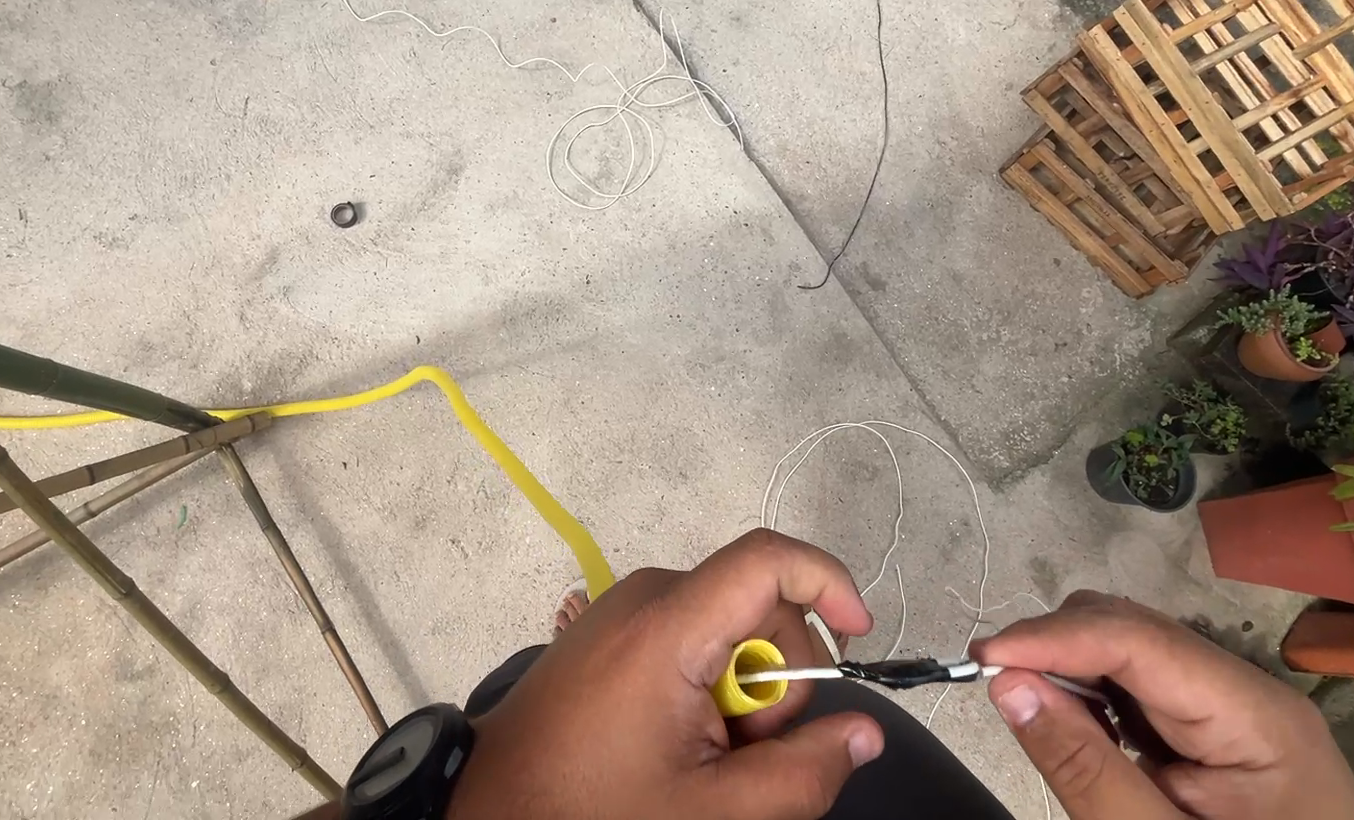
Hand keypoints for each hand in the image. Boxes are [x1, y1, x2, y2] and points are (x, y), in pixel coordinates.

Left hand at [447, 529, 885, 819]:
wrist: (488, 803)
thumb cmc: (592, 806)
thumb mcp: (708, 813)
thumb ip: (800, 776)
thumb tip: (864, 730)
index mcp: (671, 624)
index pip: (765, 558)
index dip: (827, 580)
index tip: (862, 635)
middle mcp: (651, 592)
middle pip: (758, 606)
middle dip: (778, 683)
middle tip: (745, 757)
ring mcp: (630, 604)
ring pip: (731, 624)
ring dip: (744, 693)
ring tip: (705, 755)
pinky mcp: (619, 621)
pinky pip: (696, 632)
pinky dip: (711, 681)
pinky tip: (682, 735)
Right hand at [972, 591, 1353, 819]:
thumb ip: (1086, 770)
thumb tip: (1004, 683)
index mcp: (1255, 716)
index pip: (1134, 639)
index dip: (1050, 638)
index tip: (980, 660)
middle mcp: (1242, 690)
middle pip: (1126, 628)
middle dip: (1053, 648)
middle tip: (1000, 689)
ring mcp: (1227, 704)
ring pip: (1119, 646)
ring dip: (1065, 668)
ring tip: (1037, 714)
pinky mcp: (1208, 724)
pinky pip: (1129, 682)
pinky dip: (1087, 694)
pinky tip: (1077, 729)